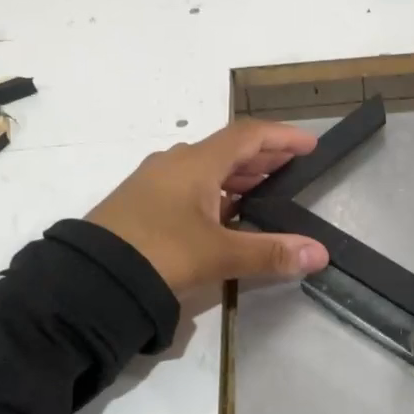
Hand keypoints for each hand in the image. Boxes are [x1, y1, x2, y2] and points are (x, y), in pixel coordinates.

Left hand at [85, 120, 331, 294]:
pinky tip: (224, 213)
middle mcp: (175, 164)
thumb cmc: (161, 253)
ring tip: (265, 188)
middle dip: (263, 156)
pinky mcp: (142, 205)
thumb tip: (320, 254)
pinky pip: (188, 187)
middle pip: (227, 150)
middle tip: (292, 165)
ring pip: (206, 169)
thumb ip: (270, 253)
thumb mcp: (220, 255)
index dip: (281, 137)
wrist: (93, 277)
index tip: (309, 144)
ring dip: (238, 175)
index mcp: (196, 164)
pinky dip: (216, 192)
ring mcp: (154, 183)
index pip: (247, 136)